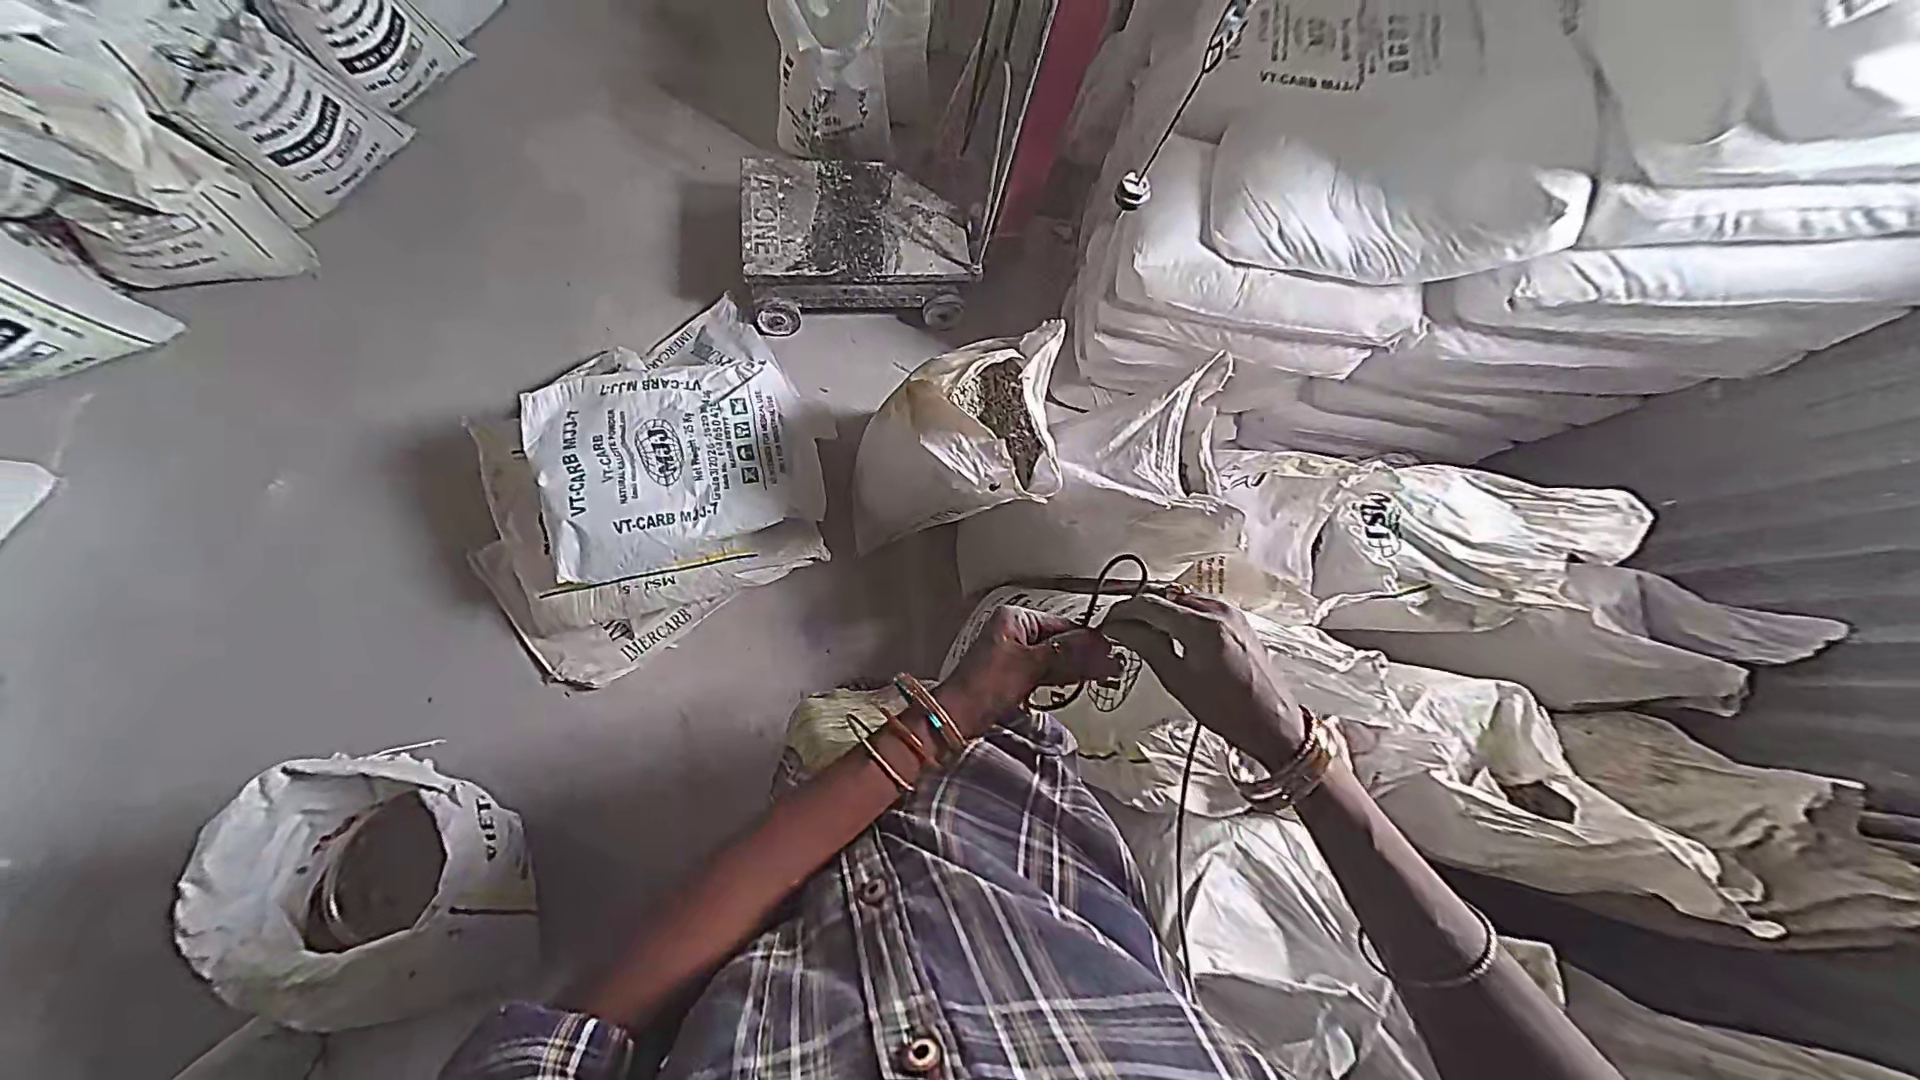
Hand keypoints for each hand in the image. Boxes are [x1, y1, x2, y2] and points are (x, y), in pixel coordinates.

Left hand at [940, 606, 1122, 735]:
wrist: (956, 717)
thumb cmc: (984, 686)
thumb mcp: (1030, 665)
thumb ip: (1067, 654)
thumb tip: (1101, 646)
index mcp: (1014, 618)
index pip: (1062, 624)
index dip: (1087, 640)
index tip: (1111, 652)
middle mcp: (1014, 632)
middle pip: (1059, 641)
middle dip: (1084, 655)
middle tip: (1112, 668)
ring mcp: (1013, 654)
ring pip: (1054, 658)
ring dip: (1076, 668)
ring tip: (1102, 677)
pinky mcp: (1013, 675)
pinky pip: (1044, 673)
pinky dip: (1061, 678)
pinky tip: (1077, 684)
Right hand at [1102, 591, 1307, 771]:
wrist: (1273, 723)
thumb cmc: (1229, 710)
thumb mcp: (1177, 679)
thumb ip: (1146, 645)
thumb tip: (1119, 628)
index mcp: (1202, 626)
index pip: (1148, 604)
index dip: (1121, 612)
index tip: (1107, 624)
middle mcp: (1218, 611)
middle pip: (1163, 595)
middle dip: (1136, 609)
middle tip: (1118, 628)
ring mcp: (1229, 612)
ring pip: (1179, 598)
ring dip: (1156, 610)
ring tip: (1139, 632)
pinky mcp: (1235, 619)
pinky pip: (1196, 606)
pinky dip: (1176, 613)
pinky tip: (1167, 632)